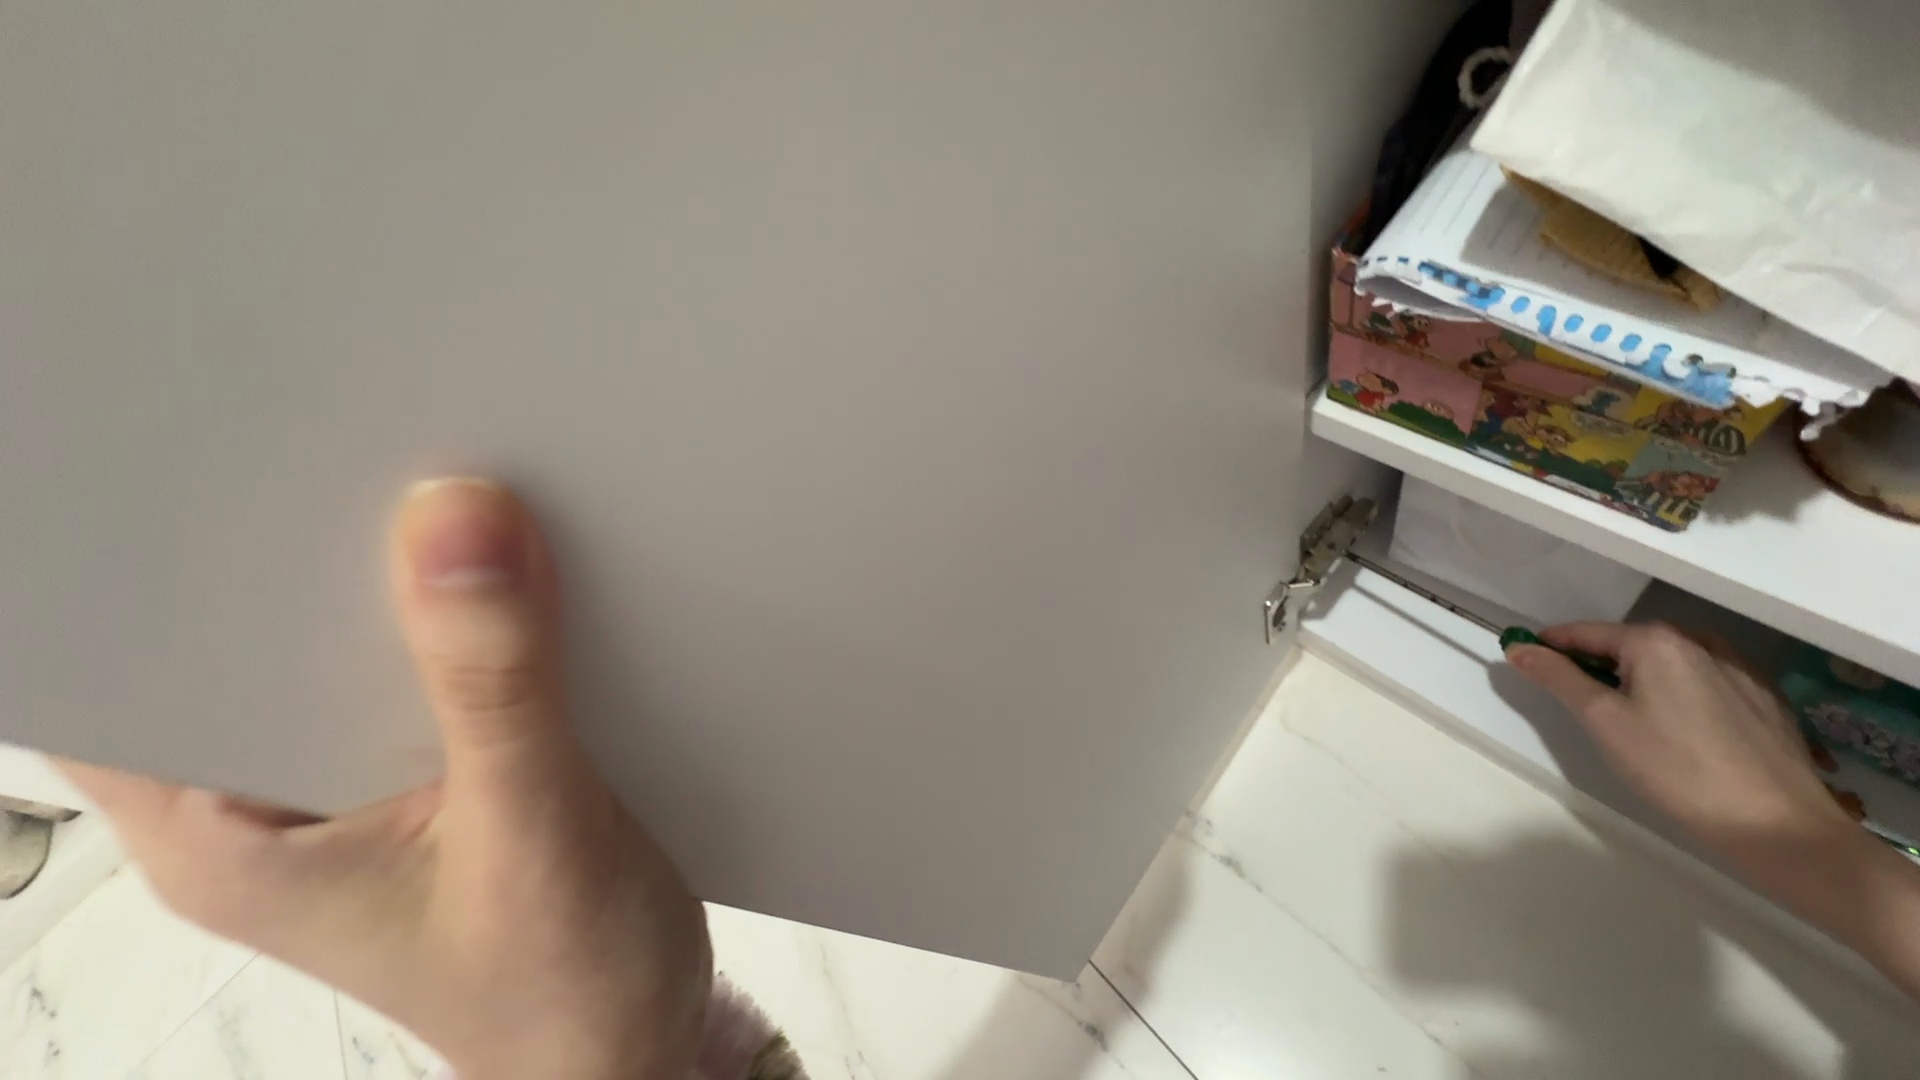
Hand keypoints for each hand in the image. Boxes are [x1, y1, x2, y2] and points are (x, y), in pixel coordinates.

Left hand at [58, 480, 711, 1079]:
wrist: (633, 1040)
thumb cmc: (564, 984)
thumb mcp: (530, 834)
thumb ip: (495, 687)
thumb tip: (457, 520)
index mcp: (229, 831)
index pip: (138, 658)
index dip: (170, 546)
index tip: (252, 444)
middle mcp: (284, 791)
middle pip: (263, 629)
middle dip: (324, 543)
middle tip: (395, 450)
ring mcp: (374, 777)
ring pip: (369, 640)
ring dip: (423, 577)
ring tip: (475, 499)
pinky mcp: (453, 763)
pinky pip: (451, 661)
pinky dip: (489, 615)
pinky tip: (536, 579)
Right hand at [1510, 622, 1919, 1002]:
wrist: (1778, 826)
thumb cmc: (1676, 768)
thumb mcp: (1602, 720)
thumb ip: (1557, 676)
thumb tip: (1518, 648)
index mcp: (1657, 642)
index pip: (1581, 633)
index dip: (1547, 650)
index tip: (1525, 668)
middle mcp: (1700, 643)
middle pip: (1625, 645)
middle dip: (1596, 667)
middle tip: (1581, 708)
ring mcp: (1740, 670)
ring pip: (1665, 664)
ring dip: (1638, 680)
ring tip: (1632, 722)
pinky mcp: (1764, 699)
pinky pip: (1702, 681)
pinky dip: (1678, 693)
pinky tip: (1680, 730)